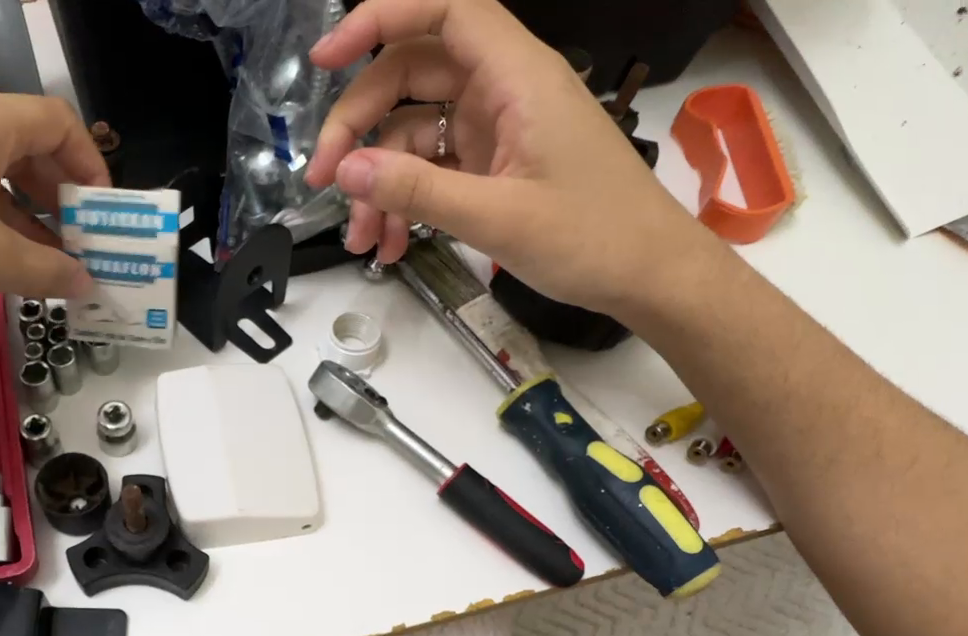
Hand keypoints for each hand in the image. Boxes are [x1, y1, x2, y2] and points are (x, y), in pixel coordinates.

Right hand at [305, 0, 721, 317]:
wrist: (646, 276)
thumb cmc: (593, 238)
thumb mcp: (498, 217)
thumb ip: (419, 190)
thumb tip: (345, 170)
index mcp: (517, 77)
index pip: (444, 12)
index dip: (381, 18)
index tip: (325, 60)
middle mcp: (502, 91)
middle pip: (410, 77)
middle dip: (359, 127)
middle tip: (321, 182)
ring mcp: (495, 130)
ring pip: (413, 133)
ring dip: (378, 184)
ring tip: (363, 241)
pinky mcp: (492, 166)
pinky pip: (431, 171)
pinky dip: (405, 203)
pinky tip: (391, 245)